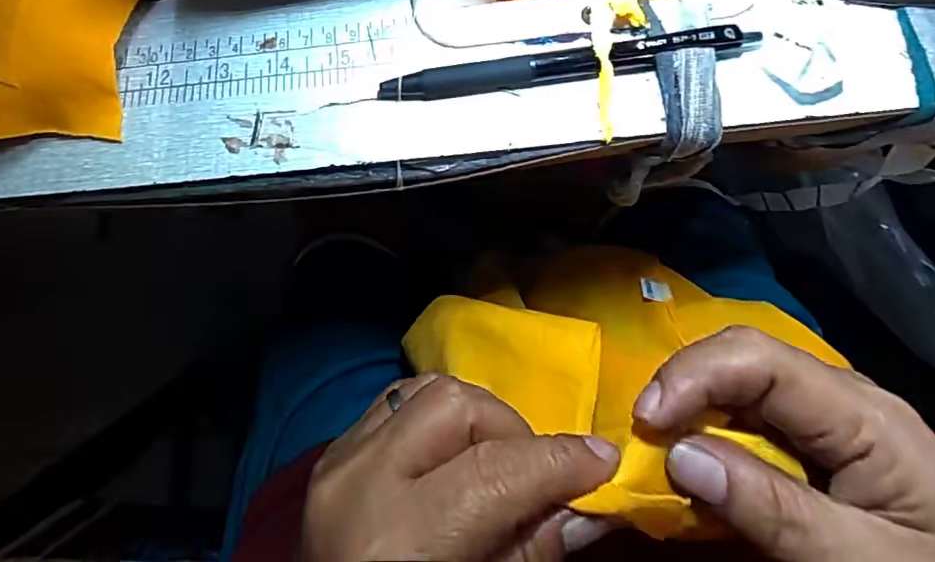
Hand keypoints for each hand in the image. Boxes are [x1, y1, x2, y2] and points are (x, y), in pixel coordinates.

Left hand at [303, 373, 621, 561]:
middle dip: (509, 429)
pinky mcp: (331, 451)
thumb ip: (529, 552)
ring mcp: (339, 458)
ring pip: (421, 389)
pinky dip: (433, 418)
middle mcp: (361, 481)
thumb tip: (581, 502)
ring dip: (471, 416)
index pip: (490, 472)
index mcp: (398, 540)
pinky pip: (393, 403)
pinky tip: (449, 457)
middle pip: (452, 403)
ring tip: (494, 464)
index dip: (555, 461)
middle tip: (536, 476)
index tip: (603, 458)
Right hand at [634, 326, 934, 561]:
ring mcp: (831, 423)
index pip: (756, 357)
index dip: (691, 373)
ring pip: (739, 388)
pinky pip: (751, 424)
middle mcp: (842, 400)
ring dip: (692, 412)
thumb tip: (676, 453)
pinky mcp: (821, 451)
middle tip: (645, 432)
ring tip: (660, 447)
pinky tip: (697, 463)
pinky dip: (711, 437)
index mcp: (865, 414)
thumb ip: (778, 511)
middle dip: (684, 386)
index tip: (647, 419)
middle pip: (741, 360)